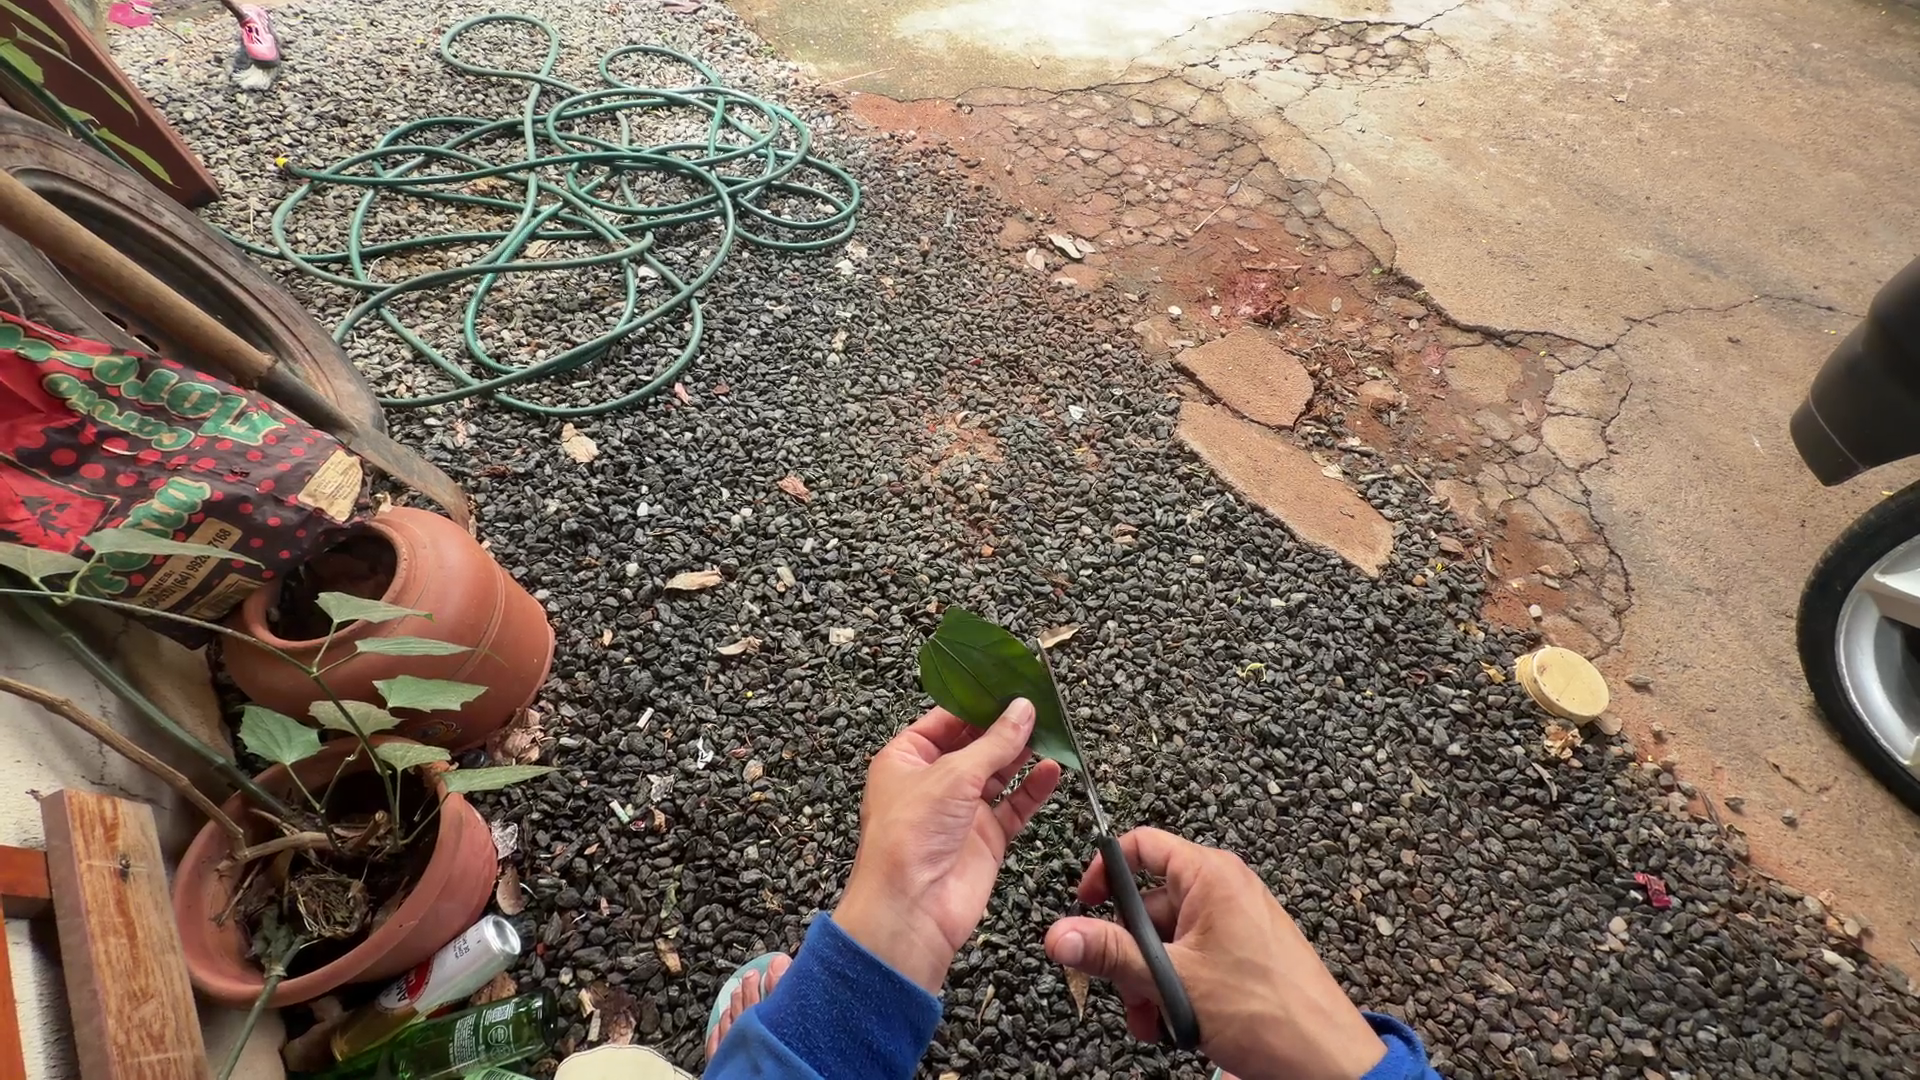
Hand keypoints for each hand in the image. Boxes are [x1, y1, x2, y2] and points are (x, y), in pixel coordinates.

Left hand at [833, 700, 1063, 992]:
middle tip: (1039, 702)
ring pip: (999, 771)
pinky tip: (1053, 769)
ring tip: (1052, 729)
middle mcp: (933, 780)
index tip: (1009, 684)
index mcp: (907, 757)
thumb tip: (1022, 709)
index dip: (978, 701)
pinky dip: (1034, 788)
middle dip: (1006, 725)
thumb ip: (994, 742)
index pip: (947, 718)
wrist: (911, 912)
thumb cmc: (908, 838)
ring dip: (1023, 753)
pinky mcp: (984, 836)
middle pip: (976, 743)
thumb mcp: (952, 775)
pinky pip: (1014, 805)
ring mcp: (960, 809)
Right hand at [1044, 828, 1386, 1079]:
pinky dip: (1178, 985)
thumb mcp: (1173, 980)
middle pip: (1150, 903)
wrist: (1332, 1068)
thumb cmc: (1264, 1012)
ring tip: (1154, 1022)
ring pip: (1170, 937)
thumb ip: (1110, 954)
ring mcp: (1236, 920)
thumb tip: (1059, 934)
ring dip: (1151, 979)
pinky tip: (1177, 1025)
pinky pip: (1195, 955)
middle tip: (1126, 993)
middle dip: (1130, 953)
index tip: (1084, 906)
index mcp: (1208, 874)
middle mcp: (1223, 887)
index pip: (1141, 846)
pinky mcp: (1246, 951)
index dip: (1105, 872)